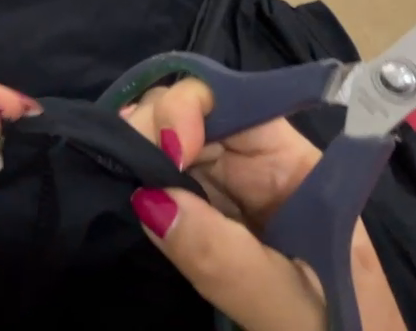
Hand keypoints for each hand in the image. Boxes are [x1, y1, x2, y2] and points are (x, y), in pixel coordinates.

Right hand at [122, 79, 408, 330]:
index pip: (240, 105)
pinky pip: (161, 176)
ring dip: (139, 145)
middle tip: (127, 164)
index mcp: (296, 172)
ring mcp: (225, 192)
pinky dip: (135, 171)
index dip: (195, 108)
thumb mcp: (288, 311)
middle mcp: (257, 168)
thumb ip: (226, 259)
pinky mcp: (200, 217)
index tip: (168, 148)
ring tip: (119, 172)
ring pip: (170, 138)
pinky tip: (121, 180)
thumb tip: (149, 197)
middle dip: (155, 125)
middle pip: (194, 113)